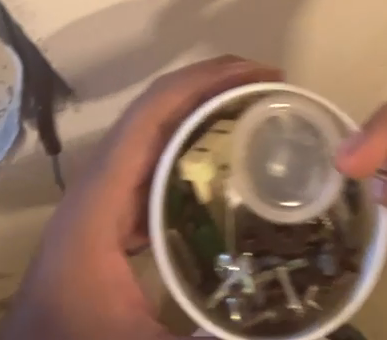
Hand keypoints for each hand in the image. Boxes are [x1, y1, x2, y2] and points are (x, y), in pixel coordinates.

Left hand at [0, 55, 281, 339]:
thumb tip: (286, 335)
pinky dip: (192, 150)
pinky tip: (228, 167)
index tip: (259, 73)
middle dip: (213, 87)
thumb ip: (206, 337)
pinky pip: (154, 166)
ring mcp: (104, 199)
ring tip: (257, 111)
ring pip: (155, 135)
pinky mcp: (110, 219)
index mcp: (101, 197)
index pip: (153, 112)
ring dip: (202, 112)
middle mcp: (100, 183)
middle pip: (158, 111)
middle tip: (272, 88)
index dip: (205, 81)